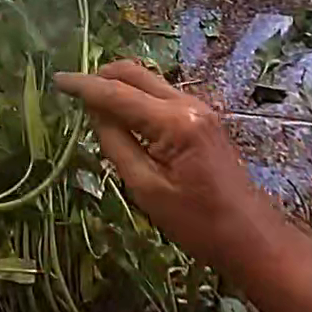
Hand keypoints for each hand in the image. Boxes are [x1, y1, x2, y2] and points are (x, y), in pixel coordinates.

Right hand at [55, 61, 299, 278]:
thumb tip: (94, 113)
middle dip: (101, 76)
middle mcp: (187, 103)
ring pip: (147, 80)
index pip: (117, 94)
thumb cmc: (199, 224)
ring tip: (92, 103)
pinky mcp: (201, 117)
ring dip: (118, 84)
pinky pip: (159, 94)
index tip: (57, 80)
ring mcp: (197, 107)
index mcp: (174, 122)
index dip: (84, 86)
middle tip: (73, 90)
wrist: (253, 238)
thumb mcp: (147, 189)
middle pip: (134, 73)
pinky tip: (122, 114)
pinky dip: (135, 95)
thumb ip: (116, 144)